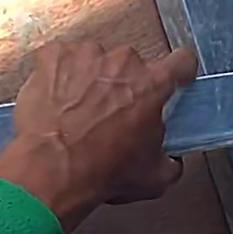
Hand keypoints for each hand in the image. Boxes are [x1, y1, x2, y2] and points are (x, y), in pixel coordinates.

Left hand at [0, 41, 197, 230]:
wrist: (51, 170)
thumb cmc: (102, 173)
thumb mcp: (153, 178)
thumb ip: (170, 162)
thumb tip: (170, 159)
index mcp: (152, 86)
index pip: (181, 62)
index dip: (178, 72)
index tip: (172, 81)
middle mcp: (122, 61)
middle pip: (130, 65)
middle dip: (123, 85)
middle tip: (109, 114)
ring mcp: (85, 55)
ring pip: (94, 60)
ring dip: (90, 79)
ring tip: (76, 111)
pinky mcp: (52, 57)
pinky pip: (60, 59)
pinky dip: (58, 76)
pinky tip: (54, 101)